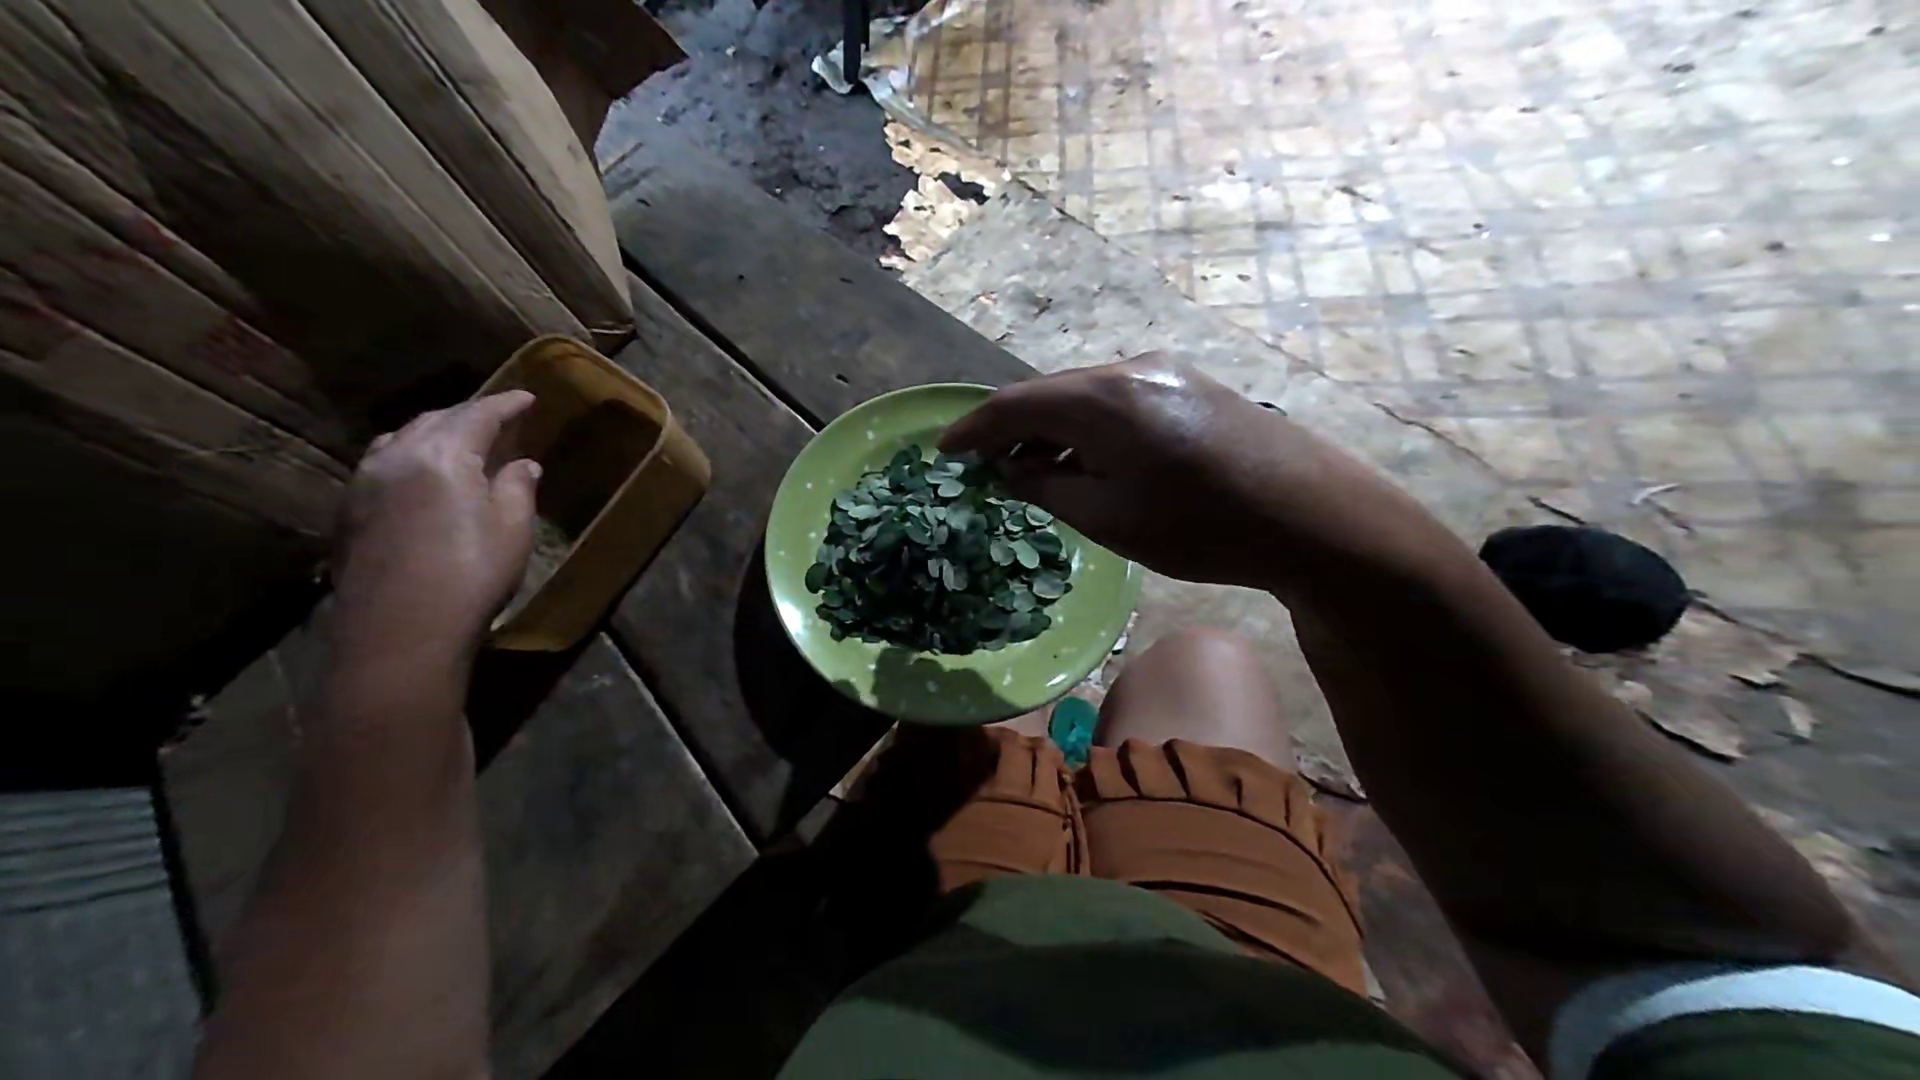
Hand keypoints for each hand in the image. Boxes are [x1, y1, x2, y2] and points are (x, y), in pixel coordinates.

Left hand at [332, 392, 542, 658]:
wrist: (400, 629)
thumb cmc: (471, 573)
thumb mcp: (513, 528)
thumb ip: (518, 487)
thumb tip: (522, 464)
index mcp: (442, 455)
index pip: (478, 415)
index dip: (506, 404)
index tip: (528, 397)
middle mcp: (395, 457)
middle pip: (434, 420)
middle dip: (468, 414)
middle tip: (497, 416)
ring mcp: (364, 483)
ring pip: (400, 439)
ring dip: (432, 432)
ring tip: (456, 439)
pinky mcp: (349, 511)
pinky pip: (381, 464)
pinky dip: (408, 456)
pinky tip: (420, 474)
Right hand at [940, 355, 1452, 595]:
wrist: (1312, 515)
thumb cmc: (1201, 527)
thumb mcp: (1108, 517)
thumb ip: (1047, 486)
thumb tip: (1008, 468)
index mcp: (1101, 400)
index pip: (1014, 404)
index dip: (973, 429)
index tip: (943, 451)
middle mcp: (1128, 369)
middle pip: (1048, 393)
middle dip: (1010, 428)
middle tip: (984, 465)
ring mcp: (1164, 371)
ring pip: (1082, 395)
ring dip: (1049, 427)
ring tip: (1029, 466)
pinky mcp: (1189, 385)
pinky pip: (1116, 399)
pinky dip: (1086, 426)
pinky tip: (1084, 456)